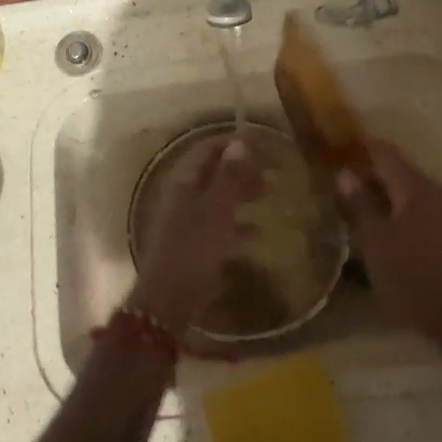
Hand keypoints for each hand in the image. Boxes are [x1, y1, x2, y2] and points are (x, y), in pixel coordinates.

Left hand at [128, 136, 261, 330]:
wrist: (170, 299)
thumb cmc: (193, 247)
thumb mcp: (216, 209)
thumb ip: (229, 177)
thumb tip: (240, 143)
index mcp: (183, 183)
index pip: (205, 151)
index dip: (229, 145)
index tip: (259, 143)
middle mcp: (183, 198)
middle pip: (213, 175)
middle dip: (241, 170)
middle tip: (271, 171)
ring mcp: (188, 223)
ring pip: (219, 200)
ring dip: (243, 195)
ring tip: (270, 193)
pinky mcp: (196, 247)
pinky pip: (220, 228)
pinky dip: (239, 226)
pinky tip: (260, 233)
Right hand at [337, 141, 441, 350]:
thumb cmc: (412, 277)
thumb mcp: (376, 242)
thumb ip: (361, 204)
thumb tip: (345, 172)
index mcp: (415, 187)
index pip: (384, 152)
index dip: (358, 150)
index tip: (334, 155)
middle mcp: (435, 191)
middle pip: (397, 171)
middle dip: (368, 176)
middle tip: (338, 189)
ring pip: (407, 192)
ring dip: (382, 197)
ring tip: (355, 212)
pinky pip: (419, 209)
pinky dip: (397, 213)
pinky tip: (382, 232)